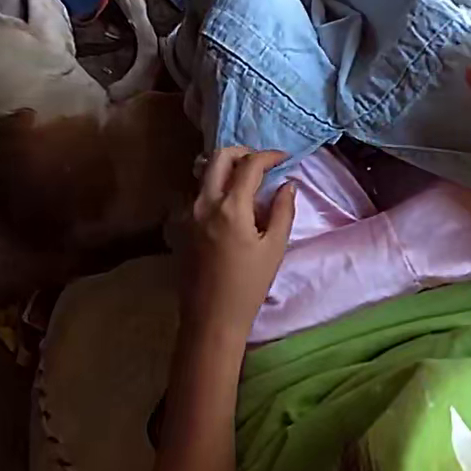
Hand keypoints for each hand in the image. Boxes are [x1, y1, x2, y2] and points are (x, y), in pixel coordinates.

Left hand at [182, 146, 297, 338]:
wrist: (211, 318)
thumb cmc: (248, 286)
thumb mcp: (274, 248)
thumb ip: (282, 211)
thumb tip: (287, 185)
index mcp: (231, 208)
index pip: (249, 165)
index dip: (269, 156)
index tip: (284, 158)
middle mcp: (204, 203)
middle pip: (219, 157)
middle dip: (243, 153)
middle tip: (263, 163)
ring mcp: (188, 213)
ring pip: (206, 173)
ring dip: (228, 167)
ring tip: (249, 181)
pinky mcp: (182, 225)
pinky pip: (199, 192)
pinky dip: (217, 186)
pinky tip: (232, 204)